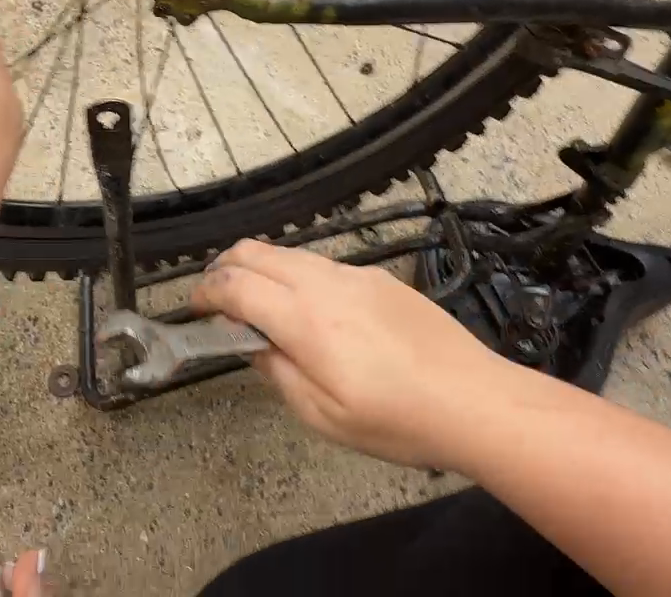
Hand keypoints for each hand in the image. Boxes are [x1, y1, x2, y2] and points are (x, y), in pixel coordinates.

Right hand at [190, 239, 520, 470]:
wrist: (475, 399)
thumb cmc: (396, 420)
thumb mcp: (322, 416)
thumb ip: (276, 372)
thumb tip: (250, 344)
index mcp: (303, 319)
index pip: (234, 284)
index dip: (205, 291)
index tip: (194, 307)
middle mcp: (322, 283)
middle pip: (254, 251)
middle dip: (223, 267)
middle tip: (216, 299)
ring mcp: (352, 273)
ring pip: (287, 252)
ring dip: (258, 268)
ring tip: (257, 303)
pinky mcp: (377, 276)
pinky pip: (320, 263)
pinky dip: (294, 274)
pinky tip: (309, 308)